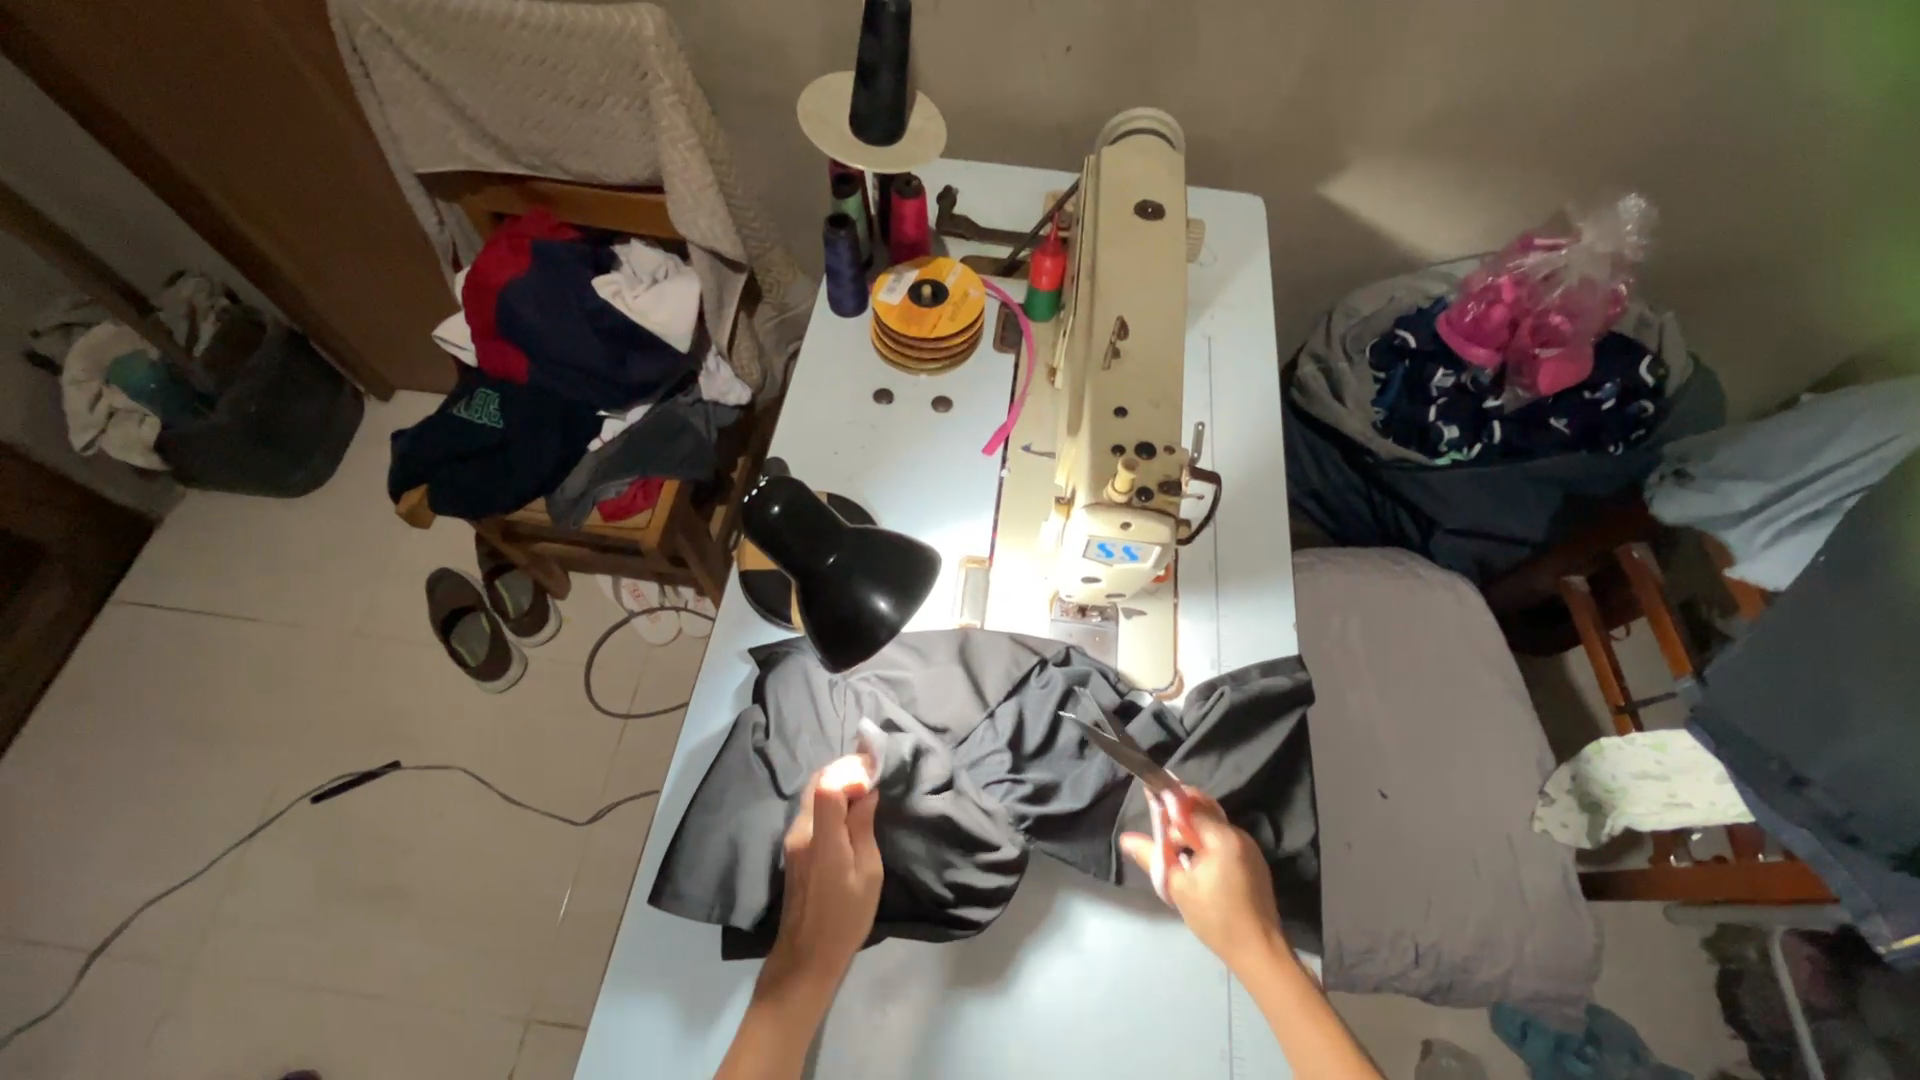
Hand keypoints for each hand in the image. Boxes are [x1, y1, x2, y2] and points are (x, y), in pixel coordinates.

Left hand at [761, 756, 883, 994]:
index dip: (851, 768)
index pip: (828, 785)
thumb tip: (867, 792)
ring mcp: (793, 839)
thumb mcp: (868, 873)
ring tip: (866, 785)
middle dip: (844, 768)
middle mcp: (801, 831)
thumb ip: (863, 828)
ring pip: (813, 794)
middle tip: (873, 768)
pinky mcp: (794, 848)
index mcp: (822, 839)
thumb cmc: (846, 918)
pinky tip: (850, 807)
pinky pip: (812, 810)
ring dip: (837, 782)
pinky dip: (830, 798)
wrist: (807, 956)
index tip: (875, 766)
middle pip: (817, 782)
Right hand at [1121, 789, 1285, 971]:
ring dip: (1192, 834)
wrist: (1258, 951)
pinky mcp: (1253, 862)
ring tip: (1176, 857)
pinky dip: (1206, 845)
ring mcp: (1249, 848)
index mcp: (1222, 837)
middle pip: (1203, 812)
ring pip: (1213, 827)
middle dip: (1179, 821)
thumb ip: (1152, 856)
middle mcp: (1238, 835)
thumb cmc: (1215, 918)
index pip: (1190, 804)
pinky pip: (1224, 841)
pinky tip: (1195, 867)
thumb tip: (1125, 838)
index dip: (1168, 802)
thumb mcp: (1178, 887)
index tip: (1149, 799)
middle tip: (1162, 842)